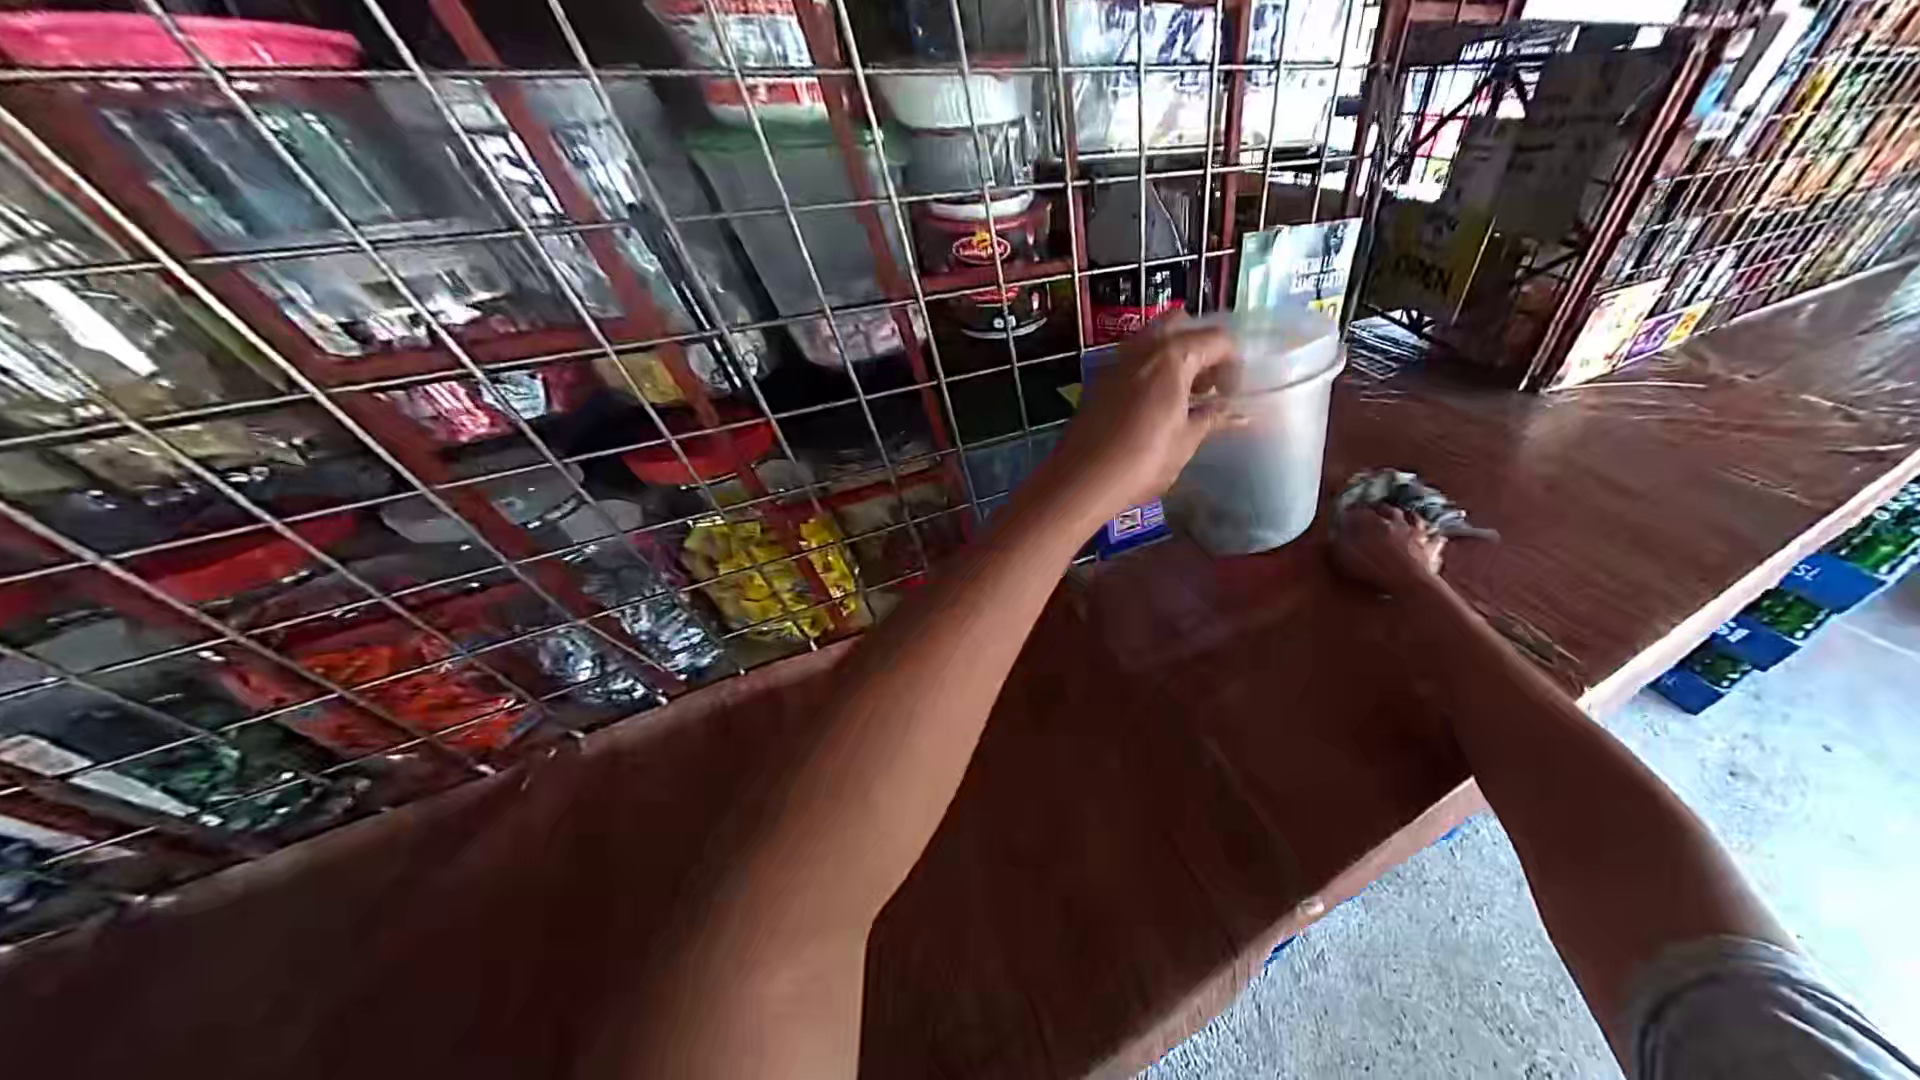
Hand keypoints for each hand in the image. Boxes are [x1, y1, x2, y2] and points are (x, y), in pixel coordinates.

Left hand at [1053, 317, 1245, 514]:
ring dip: (1173, 359)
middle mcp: (1141, 349)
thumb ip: (1211, 419)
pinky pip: (1131, 363)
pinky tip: (1153, 407)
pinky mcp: (1097, 383)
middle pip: (1180, 326)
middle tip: (1206, 386)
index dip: (1233, 364)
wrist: (1081, 481)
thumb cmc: (1141, 461)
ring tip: (1182, 398)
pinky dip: (1148, 372)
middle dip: (1200, 349)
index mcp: (1171, 356)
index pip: (1217, 339)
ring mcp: (1114, 363)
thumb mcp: (1185, 442)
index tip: (1231, 395)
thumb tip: (1235, 414)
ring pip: (1151, 342)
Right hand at [1332, 506, 1445, 593]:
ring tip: (1404, 516)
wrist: (1407, 580)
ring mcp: (1415, 532)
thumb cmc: (1371, 567)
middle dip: (1380, 508)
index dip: (1351, 511)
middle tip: (1374, 510)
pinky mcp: (1430, 546)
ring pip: (1412, 517)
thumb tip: (1336, 534)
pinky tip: (1433, 536)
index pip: (1358, 510)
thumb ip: (1339, 542)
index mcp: (1370, 521)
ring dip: (1407, 516)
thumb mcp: (1342, 556)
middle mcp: (1394, 521)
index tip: (1346, 513)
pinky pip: (1434, 537)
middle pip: (1387, 509)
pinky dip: (1432, 536)